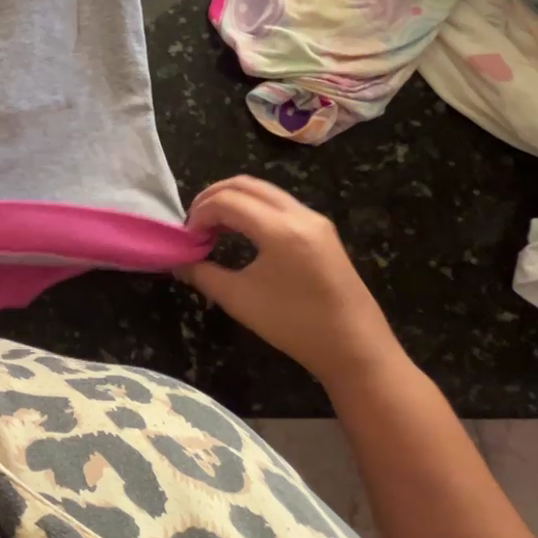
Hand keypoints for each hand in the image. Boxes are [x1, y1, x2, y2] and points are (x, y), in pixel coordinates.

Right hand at [176, 176, 408, 389]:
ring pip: (263, 190)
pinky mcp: (323, 232)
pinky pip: (278, 203)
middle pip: (244, 185)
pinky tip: (242, 233)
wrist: (358, 352)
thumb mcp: (239, 299)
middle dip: (211, 198)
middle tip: (196, 224)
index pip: (226, 201)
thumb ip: (202, 273)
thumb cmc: (295, 325)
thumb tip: (179, 261)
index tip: (189, 238)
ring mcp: (316, 222)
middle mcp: (300, 216)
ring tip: (215, 227)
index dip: (199, 213)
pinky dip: (252, 207)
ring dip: (232, 200)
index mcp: (281, 230)